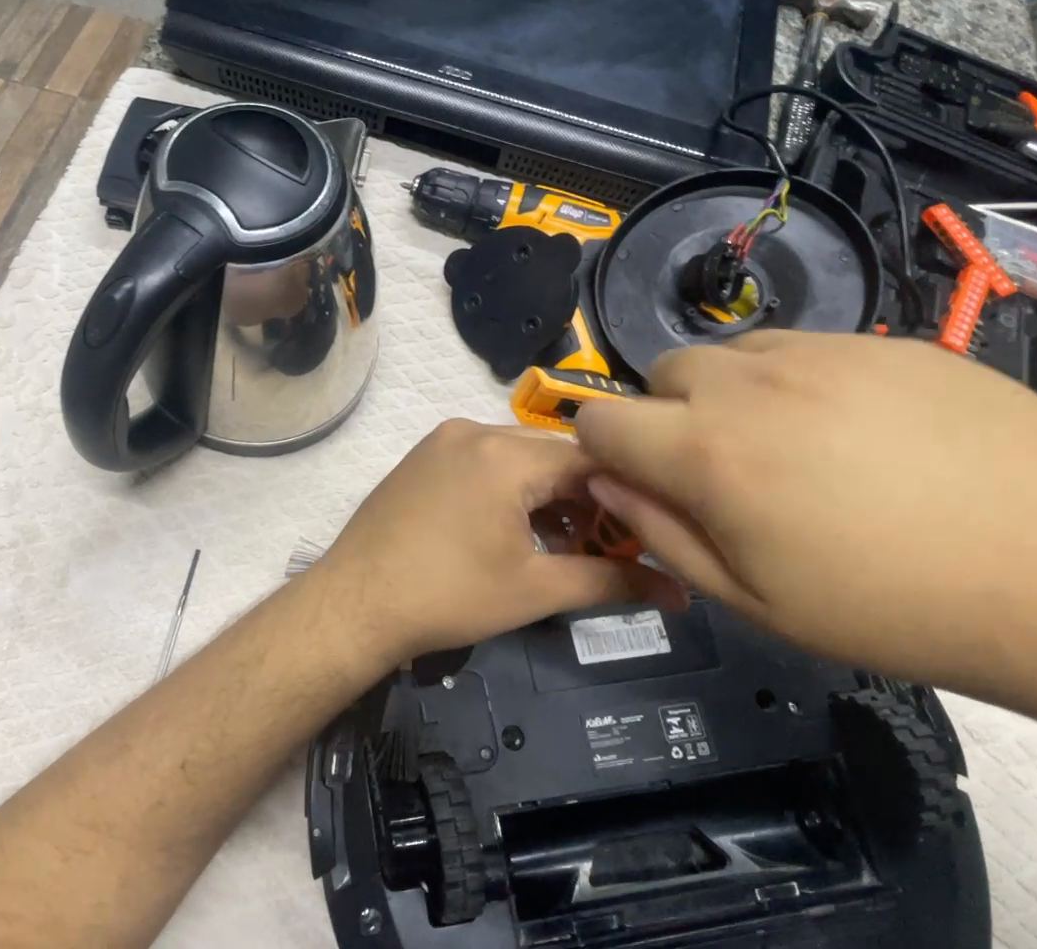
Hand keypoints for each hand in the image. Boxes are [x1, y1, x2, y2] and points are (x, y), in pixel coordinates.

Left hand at [303, 420, 681, 671]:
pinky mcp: (422, 457)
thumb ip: (611, 582)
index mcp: (504, 453)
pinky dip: (510, 490)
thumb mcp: (536, 591)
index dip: (628, 494)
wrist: (354, 605)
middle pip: (554, 455)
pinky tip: (520, 532)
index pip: (591, 459)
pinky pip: (484, 461)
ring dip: (549, 496)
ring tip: (568, 546)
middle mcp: (473, 430)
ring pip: (518, 457)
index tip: (651, 530)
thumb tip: (681, 594)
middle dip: (588, 498)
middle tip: (610, 546)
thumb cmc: (448, 597)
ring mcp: (442, 440)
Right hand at [575, 331, 1036, 688]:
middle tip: (722, 473)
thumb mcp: (753, 602)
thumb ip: (661, 534)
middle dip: (665, 416)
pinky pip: (805, 346)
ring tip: (792, 449)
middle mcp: (750, 383)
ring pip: (731, 353)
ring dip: (730, 393)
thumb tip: (605, 483)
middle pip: (661, 373)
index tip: (640, 483)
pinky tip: (860, 432)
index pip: (599, 420)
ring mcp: (823, 351)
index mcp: (707, 453)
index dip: (602, 451)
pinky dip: (797, 381)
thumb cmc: (893, 608)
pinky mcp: (885, 342)